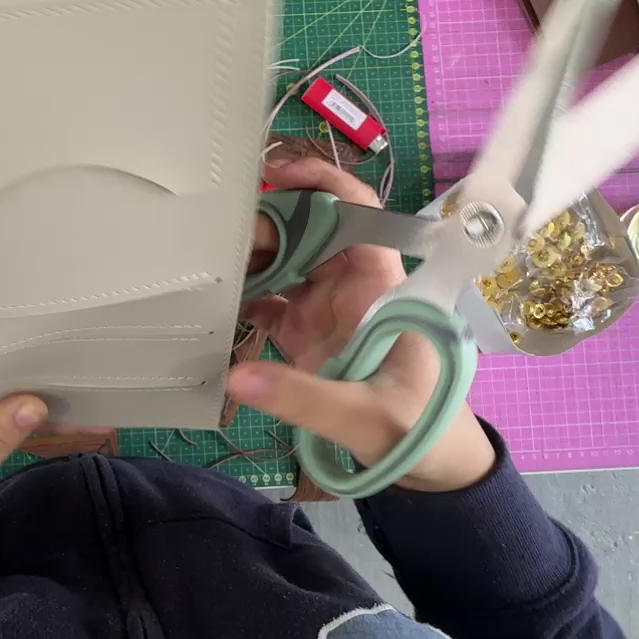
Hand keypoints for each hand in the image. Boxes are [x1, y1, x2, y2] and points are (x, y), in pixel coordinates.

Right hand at [234, 158, 495, 492]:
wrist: (430, 464)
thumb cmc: (418, 428)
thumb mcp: (365, 416)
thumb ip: (303, 397)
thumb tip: (235, 376)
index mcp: (380, 284)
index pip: (358, 212)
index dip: (320, 184)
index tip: (274, 174)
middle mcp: (351, 285)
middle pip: (308, 230)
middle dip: (267, 222)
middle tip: (219, 233)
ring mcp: (325, 307)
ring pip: (284, 260)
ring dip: (249, 256)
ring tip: (208, 260)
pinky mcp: (305, 332)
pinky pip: (269, 297)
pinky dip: (242, 293)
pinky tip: (213, 298)